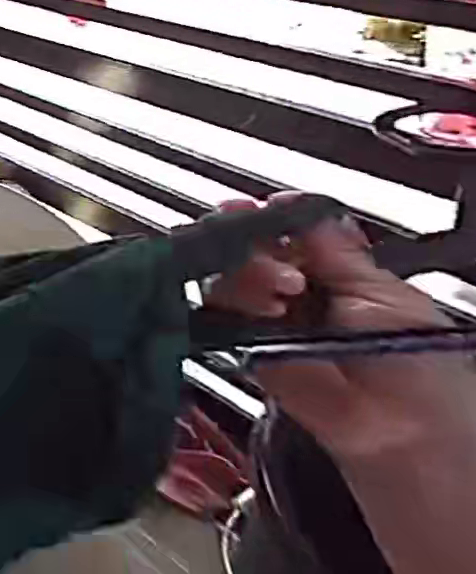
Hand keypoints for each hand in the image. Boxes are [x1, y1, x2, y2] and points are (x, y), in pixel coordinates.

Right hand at [206, 196, 475, 462]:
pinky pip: (212, 301)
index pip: (281, 229)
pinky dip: (234, 298)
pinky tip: (264, 307)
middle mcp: (285, 285)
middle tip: (262, 244)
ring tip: (284, 287)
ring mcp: (256, 309)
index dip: (268, 215)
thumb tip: (302, 205)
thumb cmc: (419, 368)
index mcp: (326, 271)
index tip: (264, 207)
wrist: (402, 427)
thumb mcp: (387, 296)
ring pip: (222, 267)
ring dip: (248, 270)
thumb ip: (336, 250)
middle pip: (239, 242)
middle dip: (245, 236)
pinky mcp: (233, 331)